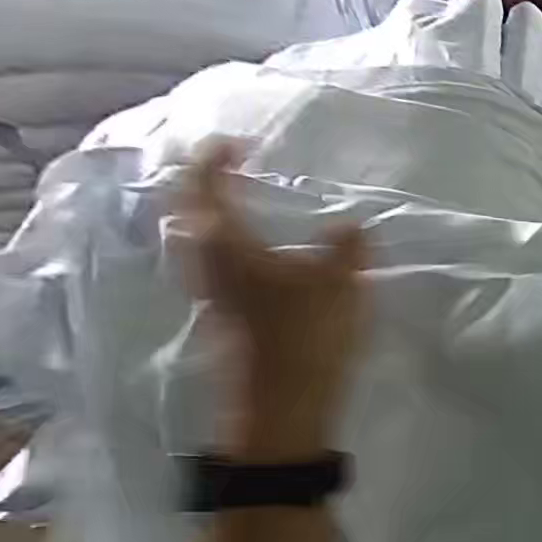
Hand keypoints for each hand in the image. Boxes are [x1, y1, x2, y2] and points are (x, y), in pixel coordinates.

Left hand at [177, 141, 367, 461]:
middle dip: (205, 184)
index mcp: (227, 243)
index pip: (206, 186)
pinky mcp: (227, 310)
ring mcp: (213, 289)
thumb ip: (344, 248)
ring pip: (203, 238)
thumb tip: (350, 225)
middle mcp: (207, 260)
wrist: (283, 398)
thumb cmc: (305, 333)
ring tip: (243, 204)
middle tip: (230, 168)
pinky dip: (232, 242)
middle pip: (191, 210)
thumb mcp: (337, 283)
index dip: (217, 160)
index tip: (236, 143)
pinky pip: (220, 260)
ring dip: (216, 215)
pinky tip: (258, 250)